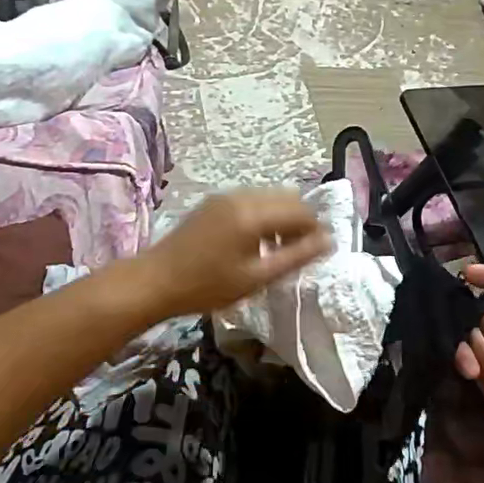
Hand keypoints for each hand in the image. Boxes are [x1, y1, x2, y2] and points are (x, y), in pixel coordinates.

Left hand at [127, 189, 331, 318]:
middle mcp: (242, 196)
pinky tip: (256, 240)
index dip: (316, 230)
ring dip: (283, 216)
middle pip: (288, 197)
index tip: (320, 253)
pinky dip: (264, 214)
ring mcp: (226, 196)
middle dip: (301, 220)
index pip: (302, 211)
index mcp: (253, 214)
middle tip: (299, 251)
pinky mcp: (214, 201)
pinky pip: (252, 199)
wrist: (155, 280)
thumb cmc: (207, 286)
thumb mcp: (256, 278)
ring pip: (270, 196)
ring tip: (277, 248)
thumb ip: (295, 257)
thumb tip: (328, 241)